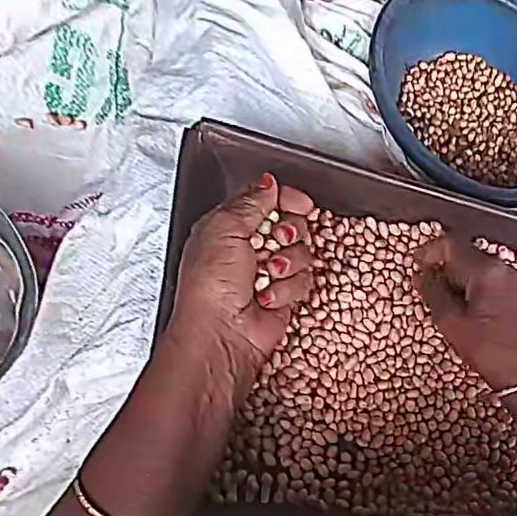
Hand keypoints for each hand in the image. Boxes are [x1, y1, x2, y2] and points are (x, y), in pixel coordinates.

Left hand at [170, 173, 316, 382]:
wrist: (222, 331)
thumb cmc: (211, 284)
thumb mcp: (225, 227)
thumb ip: (251, 202)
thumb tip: (269, 184)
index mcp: (232, 226)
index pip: (270, 202)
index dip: (288, 200)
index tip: (299, 203)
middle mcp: (253, 248)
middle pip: (293, 226)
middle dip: (290, 234)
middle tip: (277, 241)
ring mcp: (271, 274)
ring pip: (302, 255)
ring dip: (287, 265)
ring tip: (267, 276)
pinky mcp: (286, 296)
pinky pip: (305, 282)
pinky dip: (288, 290)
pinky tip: (268, 298)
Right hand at [415, 235, 516, 390]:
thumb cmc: (488, 350)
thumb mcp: (450, 321)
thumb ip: (433, 292)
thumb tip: (422, 276)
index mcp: (487, 271)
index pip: (452, 245)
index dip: (429, 251)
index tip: (416, 263)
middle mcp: (502, 269)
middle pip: (464, 255)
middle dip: (442, 269)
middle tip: (425, 288)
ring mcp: (511, 281)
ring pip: (474, 269)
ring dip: (455, 280)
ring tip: (442, 304)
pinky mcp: (514, 294)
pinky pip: (486, 281)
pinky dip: (469, 288)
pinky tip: (461, 309)